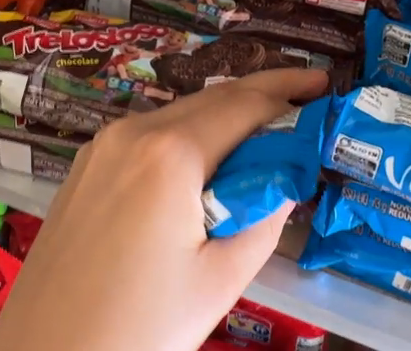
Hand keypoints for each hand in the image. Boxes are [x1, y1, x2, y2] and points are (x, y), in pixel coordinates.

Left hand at [0, 69, 328, 350]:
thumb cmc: (137, 329)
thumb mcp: (217, 280)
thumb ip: (262, 216)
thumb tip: (286, 176)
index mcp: (170, 153)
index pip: (244, 104)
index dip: (288, 89)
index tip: (324, 84)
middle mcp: (133, 131)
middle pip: (212, 100)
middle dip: (261, 97)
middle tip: (305, 102)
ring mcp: (104, 145)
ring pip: (179, 114)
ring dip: (224, 117)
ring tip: (264, 134)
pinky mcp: (87, 166)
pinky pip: (151, 135)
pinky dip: (188, 136)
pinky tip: (206, 161)